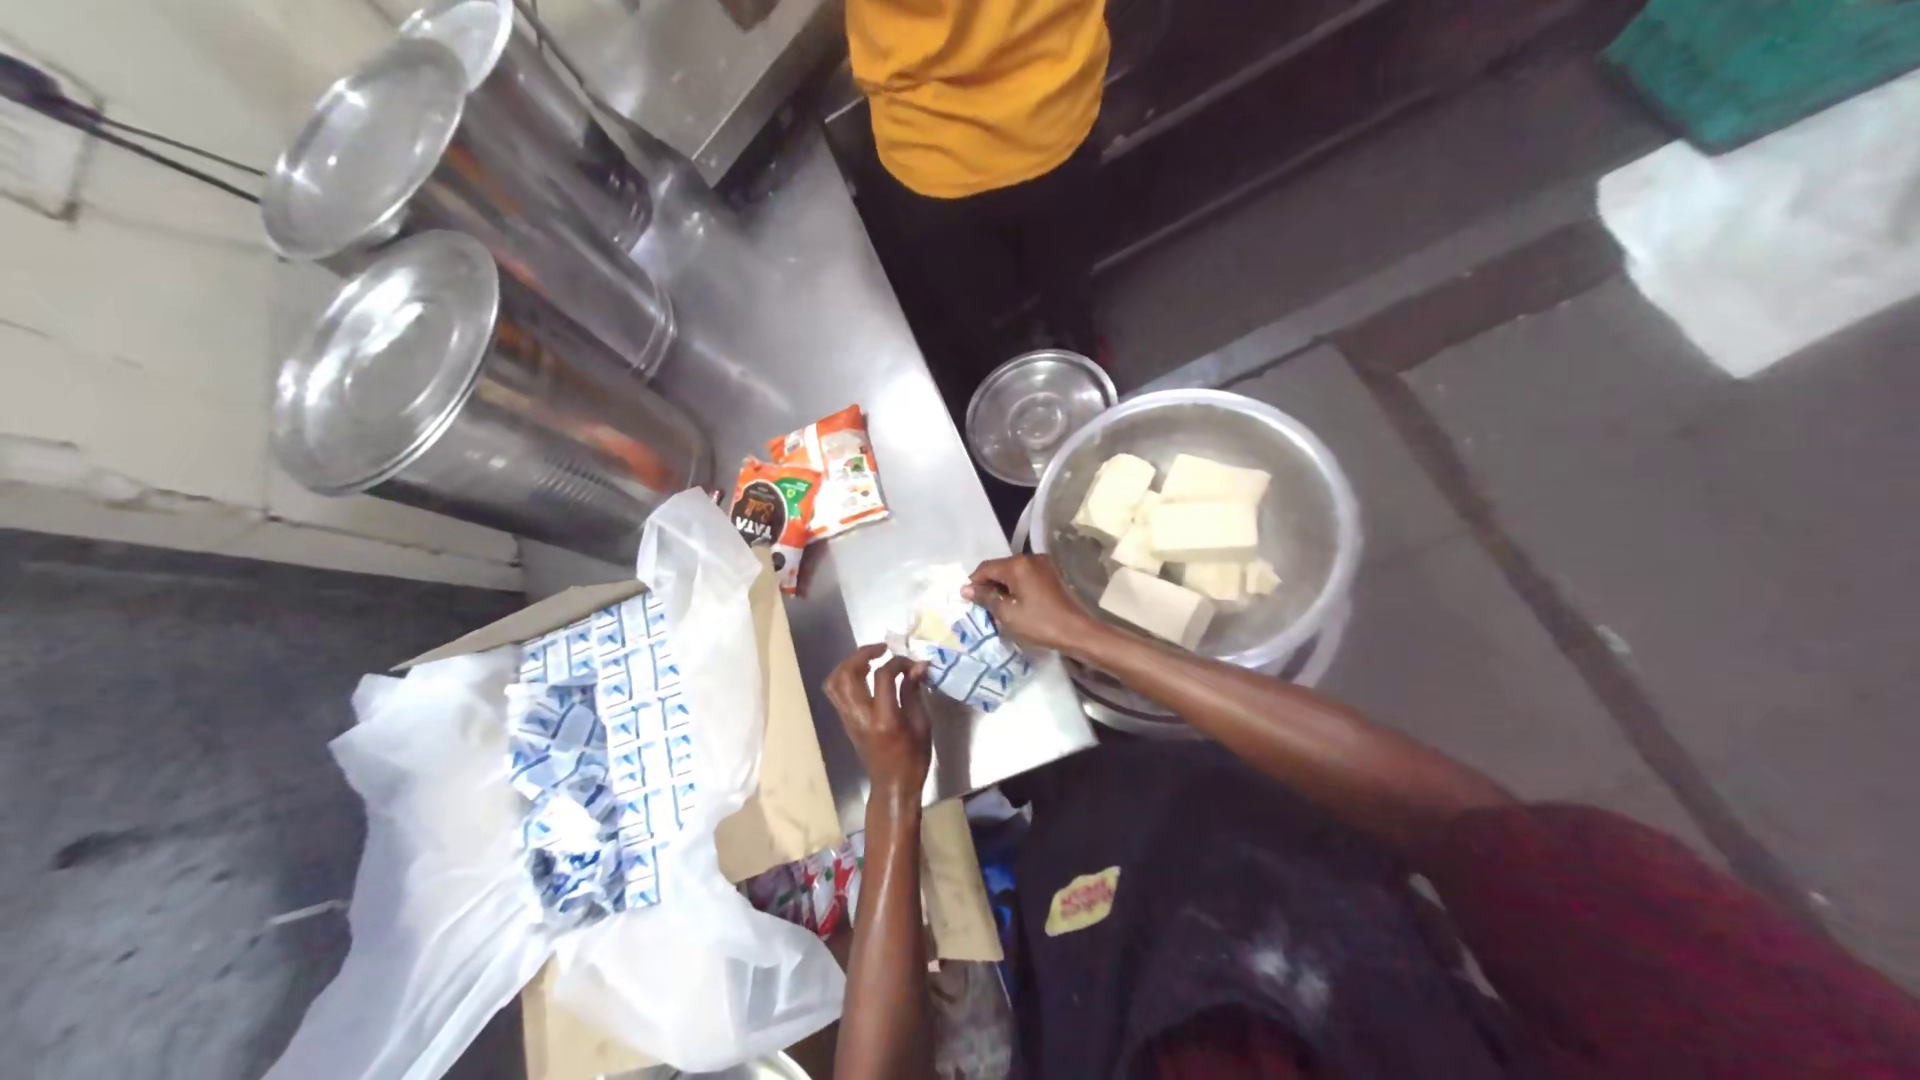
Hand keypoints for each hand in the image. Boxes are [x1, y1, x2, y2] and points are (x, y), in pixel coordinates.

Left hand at [825, 644, 931, 804]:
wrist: (892, 786)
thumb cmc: (913, 759)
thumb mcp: (922, 725)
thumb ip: (914, 692)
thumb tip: (917, 665)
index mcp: (884, 719)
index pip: (883, 676)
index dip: (898, 662)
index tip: (912, 663)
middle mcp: (860, 716)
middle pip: (847, 674)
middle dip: (862, 654)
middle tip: (882, 649)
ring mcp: (848, 719)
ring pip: (834, 682)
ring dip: (849, 664)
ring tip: (870, 658)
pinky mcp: (845, 722)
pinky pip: (836, 693)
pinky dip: (846, 677)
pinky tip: (864, 674)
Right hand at [963, 554, 1101, 654]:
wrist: (1077, 630)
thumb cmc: (1039, 623)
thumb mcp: (1007, 613)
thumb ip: (985, 597)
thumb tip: (966, 589)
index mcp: (1017, 564)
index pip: (986, 568)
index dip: (974, 582)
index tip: (967, 599)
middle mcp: (1030, 557)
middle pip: (1000, 567)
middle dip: (989, 584)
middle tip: (981, 604)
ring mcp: (1044, 564)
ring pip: (1014, 571)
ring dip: (1003, 585)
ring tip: (998, 605)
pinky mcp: (1052, 573)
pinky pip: (1026, 575)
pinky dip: (1017, 585)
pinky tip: (1015, 601)